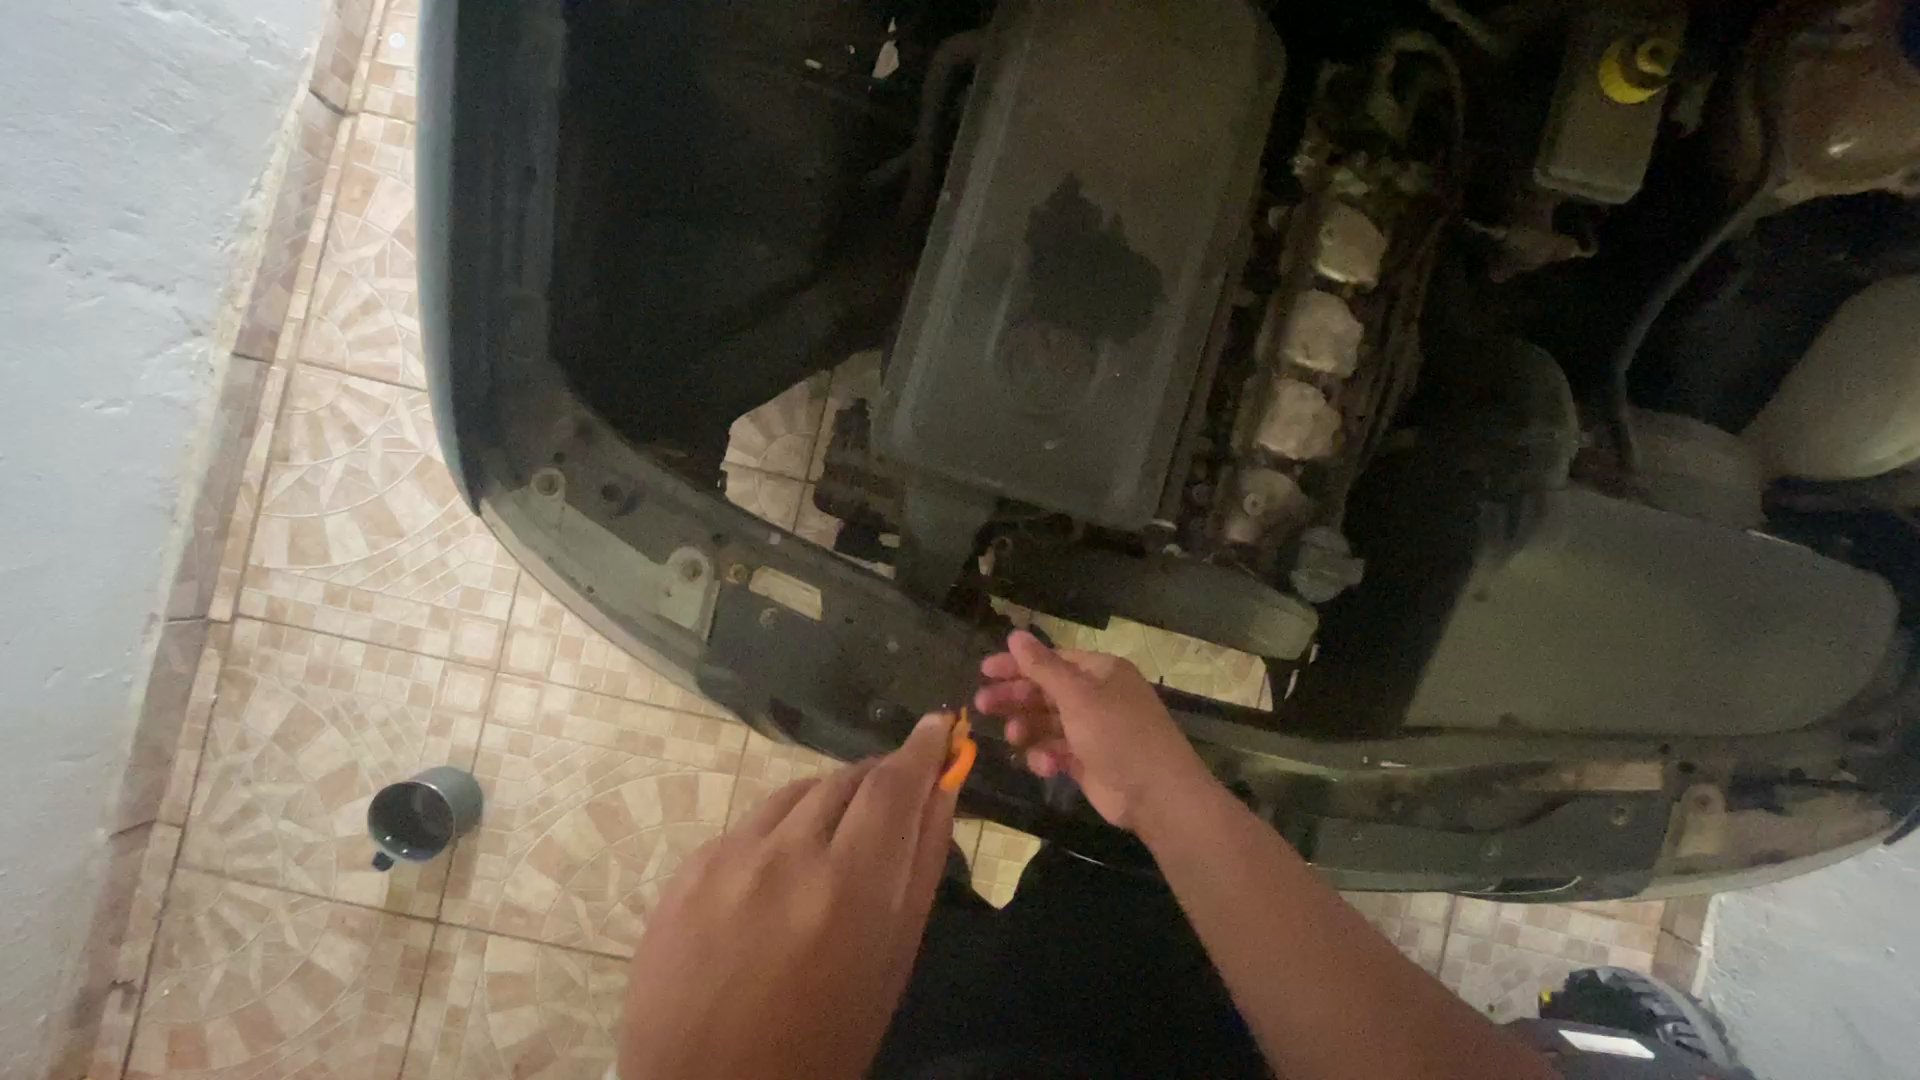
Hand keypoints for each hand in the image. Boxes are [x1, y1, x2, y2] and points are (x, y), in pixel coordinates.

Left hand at [618, 714, 962, 1079]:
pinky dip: (781, 831)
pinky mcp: (688, 868)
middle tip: (893, 800)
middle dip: (878, 779)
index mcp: (847, 889)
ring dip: (829, 802)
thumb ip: (921, 865)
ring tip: (835, 844)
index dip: (921, 748)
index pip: (894, 785)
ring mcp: (727, 858)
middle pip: (847, 778)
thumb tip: (943, 789)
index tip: (938, 725)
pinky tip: (779, 877)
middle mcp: (784, 857)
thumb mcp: (891, 961)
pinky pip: (752, 823)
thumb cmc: (823, 1039)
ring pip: (798, 792)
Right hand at [972, 630, 1217, 830]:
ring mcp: (1092, 730)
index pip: (1051, 661)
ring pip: (1047, 723)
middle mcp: (1097, 697)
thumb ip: (1042, 667)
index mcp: (1100, 672)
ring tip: (1015, 737)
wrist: (1156, 794)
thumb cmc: (1117, 733)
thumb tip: (1015, 635)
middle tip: (982, 705)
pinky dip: (1047, 756)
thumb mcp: (1078, 695)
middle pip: (1045, 691)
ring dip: (1029, 728)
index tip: (985, 671)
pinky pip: (1057, 751)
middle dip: (1015, 698)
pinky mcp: (1088, 761)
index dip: (1017, 664)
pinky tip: (1045, 765)